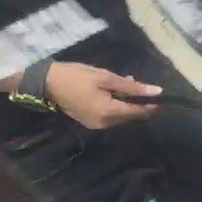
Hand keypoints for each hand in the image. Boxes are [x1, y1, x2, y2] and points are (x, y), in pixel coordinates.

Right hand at [45, 63, 160, 128]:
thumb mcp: (104, 77)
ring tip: (121, 86)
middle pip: (131, 115)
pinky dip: (113, 107)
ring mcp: (97, 125)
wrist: (42, 82)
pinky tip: (109, 94)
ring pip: (121, 116)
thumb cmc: (74, 76)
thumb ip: (132, 87)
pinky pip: (109, 116)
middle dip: (136, 102)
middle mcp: (106, 123)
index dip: (151, 105)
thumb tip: (157, 92)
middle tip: (135, 84)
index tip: (158, 96)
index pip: (139, 112)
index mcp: (110, 112)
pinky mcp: (90, 123)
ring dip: (125, 103)